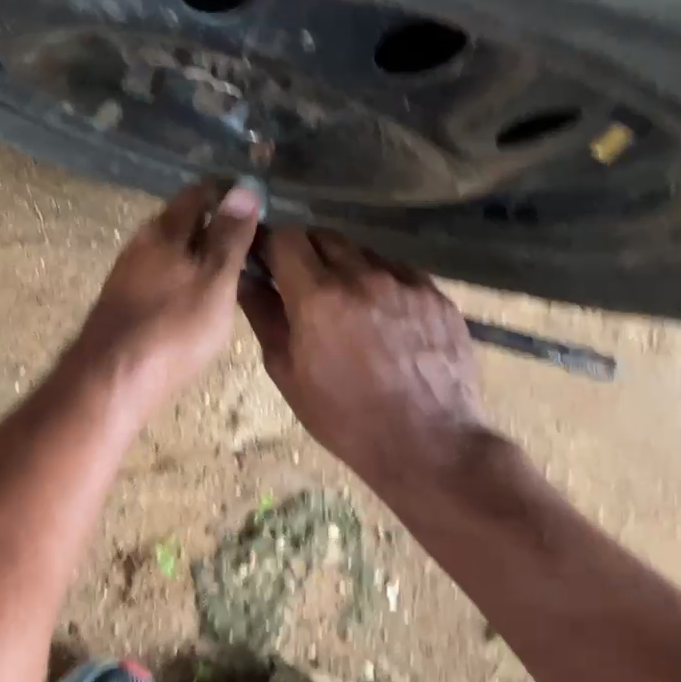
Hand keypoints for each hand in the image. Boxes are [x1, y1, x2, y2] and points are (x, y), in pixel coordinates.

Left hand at [66, 181, 262, 402]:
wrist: (112, 376)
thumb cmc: (173, 326)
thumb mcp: (214, 280)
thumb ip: (229, 237)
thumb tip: (244, 188)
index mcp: (163, 230)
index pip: (197, 194)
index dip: (227, 192)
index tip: (259, 201)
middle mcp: (140, 243)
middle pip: (181, 222)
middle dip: (215, 224)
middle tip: (255, 238)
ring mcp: (128, 272)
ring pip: (170, 250)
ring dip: (199, 252)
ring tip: (235, 268)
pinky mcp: (124, 301)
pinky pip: (161, 275)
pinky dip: (184, 276)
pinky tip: (200, 295)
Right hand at [238, 229, 488, 490]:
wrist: (430, 444)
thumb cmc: (343, 415)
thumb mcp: (285, 369)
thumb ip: (263, 314)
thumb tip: (243, 277)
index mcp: (317, 296)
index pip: (286, 237)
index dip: (271, 244)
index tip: (264, 260)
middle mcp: (362, 278)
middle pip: (323, 237)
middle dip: (305, 252)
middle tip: (300, 281)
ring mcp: (405, 284)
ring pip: (362, 252)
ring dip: (344, 266)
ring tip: (344, 302)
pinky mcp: (437, 297)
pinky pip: (398, 272)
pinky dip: (380, 282)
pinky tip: (381, 316)